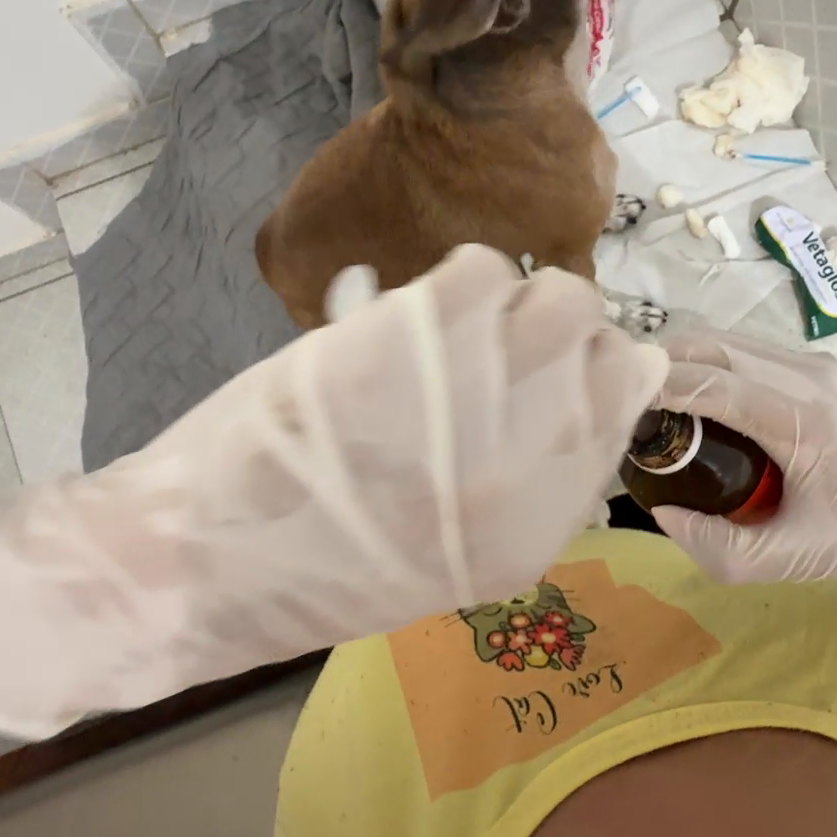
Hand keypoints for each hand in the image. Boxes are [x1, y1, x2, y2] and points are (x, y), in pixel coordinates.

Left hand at [0, 246, 668, 738]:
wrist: (208, 567)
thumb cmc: (320, 568)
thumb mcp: (457, 554)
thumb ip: (527, 480)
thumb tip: (565, 401)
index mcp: (543, 518)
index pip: (627, 394)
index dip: (592, 366)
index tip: (547, 366)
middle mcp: (533, 457)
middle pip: (599, 336)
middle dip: (556, 326)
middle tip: (493, 339)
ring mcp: (481, 395)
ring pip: (554, 293)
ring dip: (505, 301)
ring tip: (445, 330)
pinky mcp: (417, 338)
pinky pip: (479, 268)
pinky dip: (450, 281)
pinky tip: (406, 316)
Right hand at [649, 328, 836, 638]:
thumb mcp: (786, 561)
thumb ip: (716, 547)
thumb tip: (661, 509)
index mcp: (809, 421)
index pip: (715, 383)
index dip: (660, 385)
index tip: (618, 400)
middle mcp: (814, 377)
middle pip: (716, 346)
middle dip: (662, 363)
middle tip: (627, 396)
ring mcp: (819, 364)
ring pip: (729, 339)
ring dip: (684, 359)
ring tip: (653, 395)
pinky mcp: (818, 364)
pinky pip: (748, 349)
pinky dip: (710, 362)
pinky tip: (694, 394)